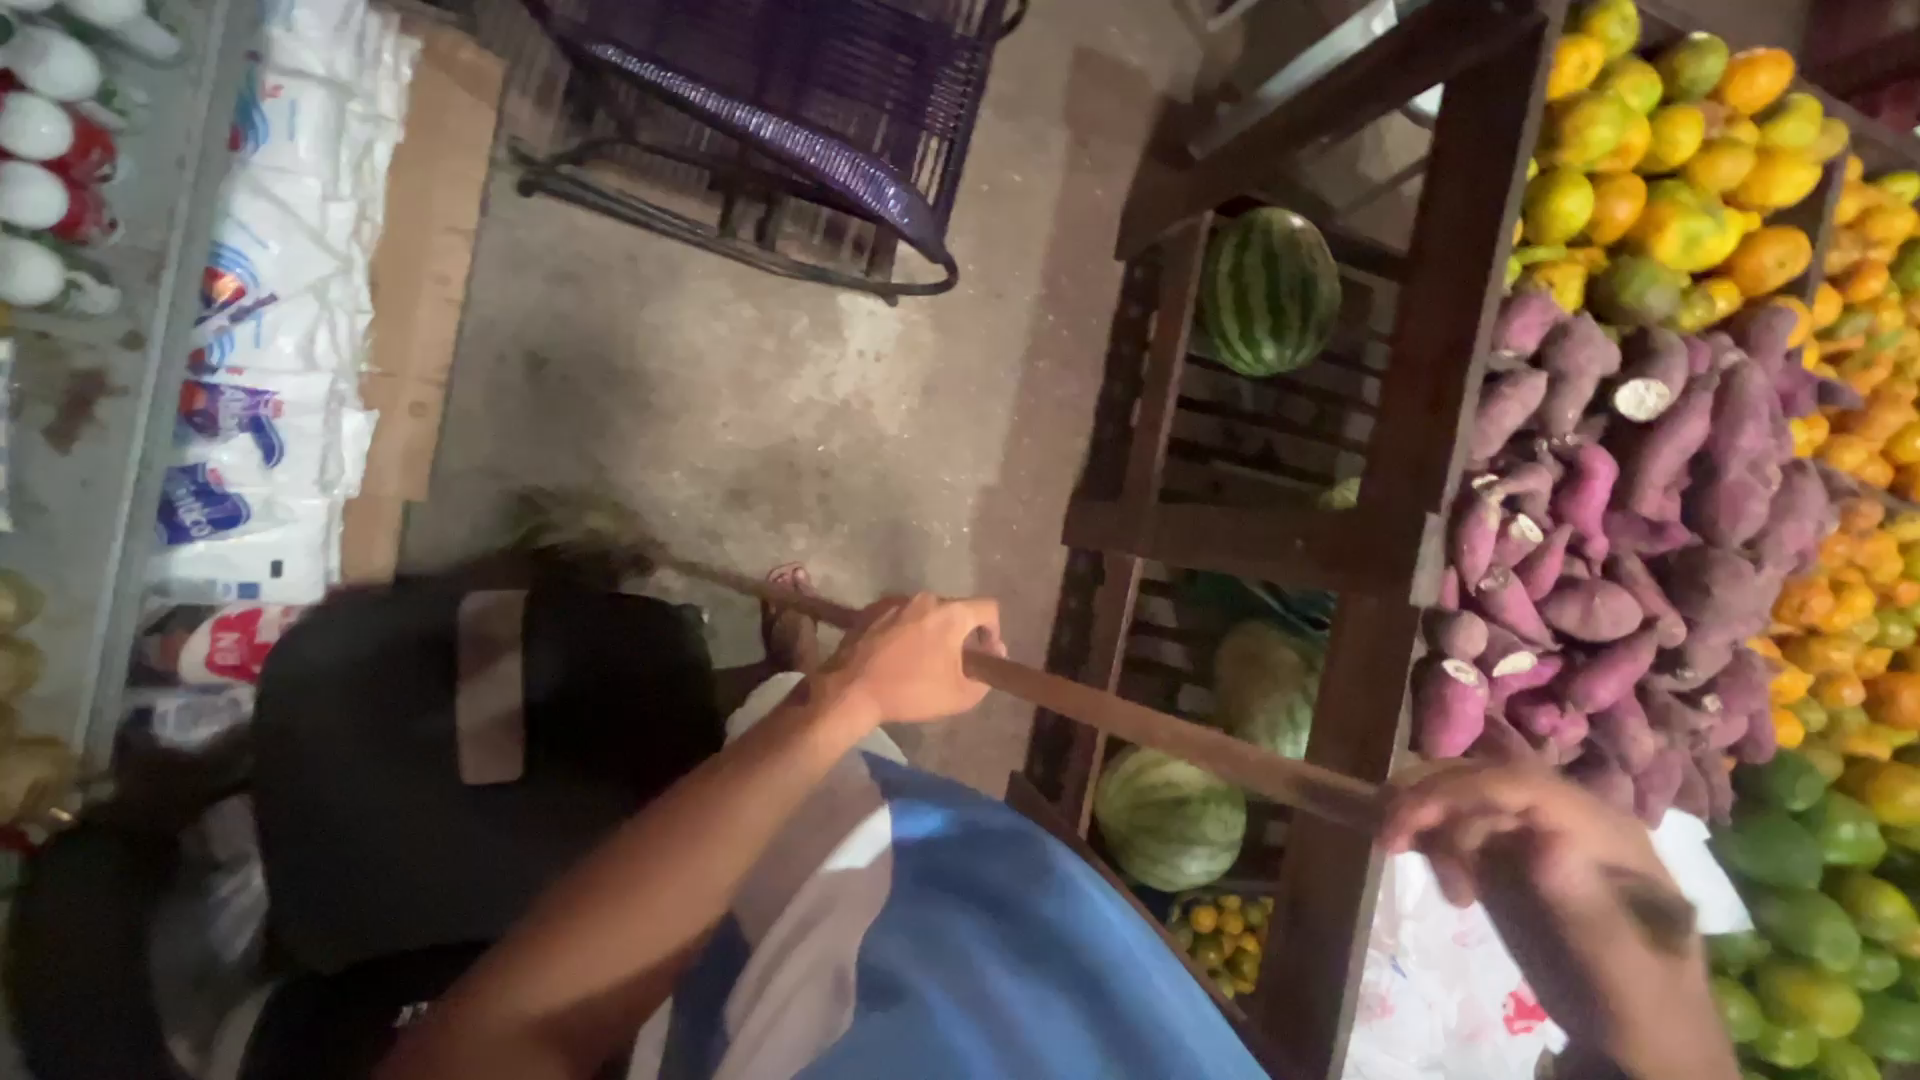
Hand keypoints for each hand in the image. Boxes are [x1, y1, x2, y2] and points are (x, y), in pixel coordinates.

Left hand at [822, 593, 1002, 723]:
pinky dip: (906, 631)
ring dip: (931, 631)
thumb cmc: (910, 692)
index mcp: (951, 614)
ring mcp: (895, 601)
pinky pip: (900, 616)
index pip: (988, 608)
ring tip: (920, 659)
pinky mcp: (871, 609)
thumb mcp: (960, 696)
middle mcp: (925, 598)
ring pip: (926, 612)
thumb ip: (985, 675)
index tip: (984, 653)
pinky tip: (896, 655)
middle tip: (952, 661)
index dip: (994, 630)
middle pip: (955, 610)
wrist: (850, 690)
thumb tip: (993, 654)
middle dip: (960, 633)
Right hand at [1379, 761, 1738, 1079]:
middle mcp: (1569, 819)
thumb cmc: (1638, 1013)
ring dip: (1422, 817)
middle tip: (1390, 844)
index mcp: (1606, 834)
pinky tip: (1407, 848)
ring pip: (1461, 793)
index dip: (1459, 791)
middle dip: (1428, 802)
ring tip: (1403, 857)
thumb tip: (1546, 840)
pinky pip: (1455, 818)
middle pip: (1483, 779)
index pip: (1522, 784)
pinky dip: (1423, 826)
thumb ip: (1588, 911)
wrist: (1639, 1043)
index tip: (1408, 823)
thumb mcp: (1622, 977)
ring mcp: (1535, 832)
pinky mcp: (1509, 852)